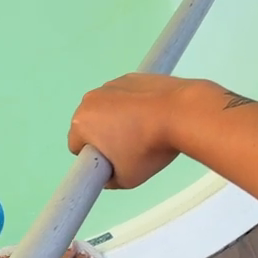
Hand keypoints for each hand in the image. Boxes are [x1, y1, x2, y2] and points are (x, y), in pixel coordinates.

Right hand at [68, 74, 217, 187]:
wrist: (181, 114)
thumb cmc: (150, 148)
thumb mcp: (126, 180)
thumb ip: (109, 181)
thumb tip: (106, 176)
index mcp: (82, 122)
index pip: (76, 146)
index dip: (93, 158)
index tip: (112, 161)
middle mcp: (90, 99)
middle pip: (90, 124)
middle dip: (104, 136)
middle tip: (129, 148)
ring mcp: (111, 85)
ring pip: (107, 109)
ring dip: (118, 119)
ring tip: (144, 131)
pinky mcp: (131, 76)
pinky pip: (125, 96)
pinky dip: (134, 105)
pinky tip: (152, 115)